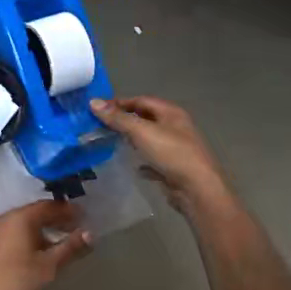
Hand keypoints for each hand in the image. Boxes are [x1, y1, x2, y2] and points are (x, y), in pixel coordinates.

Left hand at [0, 200, 90, 289]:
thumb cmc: (13, 280)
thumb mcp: (47, 266)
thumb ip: (70, 248)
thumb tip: (90, 233)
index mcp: (21, 217)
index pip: (49, 205)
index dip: (68, 210)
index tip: (84, 216)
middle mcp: (6, 217)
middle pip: (36, 212)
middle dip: (57, 219)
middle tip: (76, 228)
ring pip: (25, 223)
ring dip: (44, 229)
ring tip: (61, 241)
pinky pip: (15, 232)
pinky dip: (31, 236)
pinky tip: (38, 251)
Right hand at [90, 96, 229, 212]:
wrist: (197, 189)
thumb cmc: (170, 153)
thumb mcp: (141, 131)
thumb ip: (117, 118)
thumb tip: (93, 102)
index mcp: (171, 113)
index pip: (141, 100)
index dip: (119, 102)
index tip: (98, 109)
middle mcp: (175, 127)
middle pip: (145, 118)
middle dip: (124, 120)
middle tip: (101, 125)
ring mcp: (176, 148)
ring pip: (149, 138)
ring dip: (132, 139)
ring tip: (112, 142)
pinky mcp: (174, 168)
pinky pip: (154, 160)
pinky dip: (142, 160)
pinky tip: (132, 165)